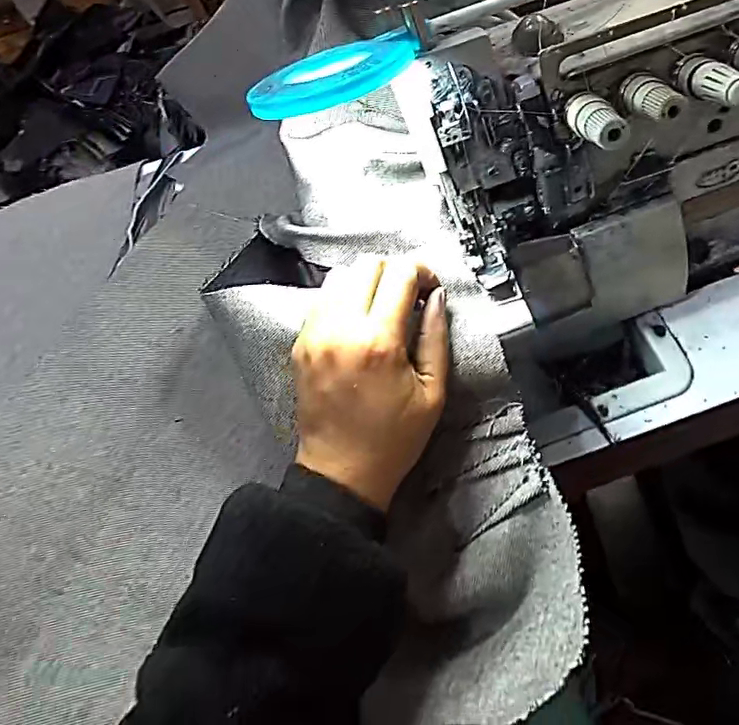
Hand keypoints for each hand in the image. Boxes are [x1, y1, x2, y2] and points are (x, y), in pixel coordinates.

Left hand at [291, 258, 450, 510]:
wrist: (340, 474)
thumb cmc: (392, 438)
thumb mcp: (433, 390)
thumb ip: (436, 336)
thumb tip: (437, 296)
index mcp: (378, 342)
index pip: (399, 273)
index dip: (423, 272)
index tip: (431, 289)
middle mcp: (340, 331)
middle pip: (367, 264)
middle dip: (395, 271)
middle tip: (410, 295)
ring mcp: (315, 336)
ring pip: (341, 275)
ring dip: (368, 280)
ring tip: (385, 305)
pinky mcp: (301, 344)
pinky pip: (323, 298)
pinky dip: (346, 296)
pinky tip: (362, 319)